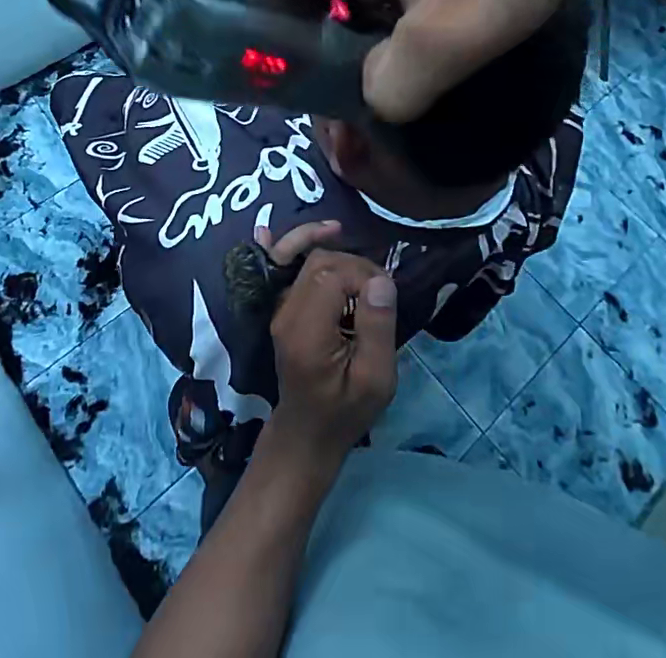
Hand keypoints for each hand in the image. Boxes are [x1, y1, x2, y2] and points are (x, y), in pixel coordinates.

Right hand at [234, 0, 665, 119]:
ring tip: (391, 80)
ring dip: (359, 37)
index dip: (249, 40)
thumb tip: (371, 101)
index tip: (277, 94)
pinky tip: (425, 43)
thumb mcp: (457, 30)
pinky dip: (392, 15)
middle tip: (346, 103)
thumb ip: (396, 81)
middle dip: (315, 50)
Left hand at [263, 248, 397, 463]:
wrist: (308, 433)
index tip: (385, 295)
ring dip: (328, 249)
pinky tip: (279, 231)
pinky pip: (282, 269)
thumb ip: (377, 327)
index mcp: (307, 331)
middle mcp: (286, 314)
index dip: (362, 274)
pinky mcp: (283, 310)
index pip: (331, 274)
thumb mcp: (376, 379)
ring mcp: (280, 311)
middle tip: (380, 288)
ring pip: (300, 260)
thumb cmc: (346, 410)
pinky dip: (287, 248)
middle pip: (316, 262)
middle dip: (353, 263)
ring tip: (345, 234)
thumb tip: (381, 280)